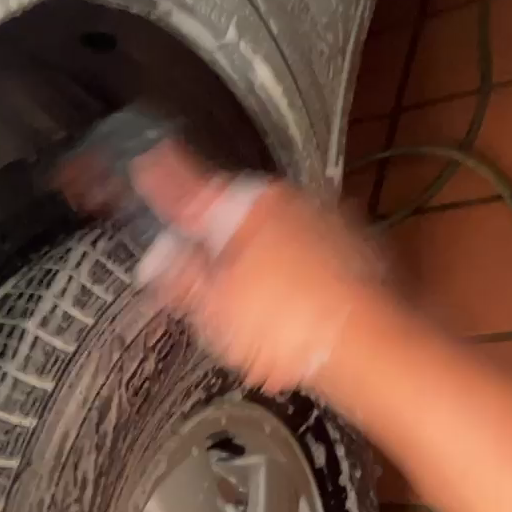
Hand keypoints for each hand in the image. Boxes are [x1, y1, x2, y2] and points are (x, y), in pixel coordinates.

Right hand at [122, 142, 397, 391]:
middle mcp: (288, 203)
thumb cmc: (291, 328)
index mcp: (247, 208)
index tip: (146, 165)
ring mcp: (324, 223)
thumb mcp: (213, 310)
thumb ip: (179, 277)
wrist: (365, 346)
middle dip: (214, 249)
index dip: (161, 180)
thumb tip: (157, 259)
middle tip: (200, 288)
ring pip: (270, 241)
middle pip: (232, 219)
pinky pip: (304, 260)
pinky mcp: (352, 250)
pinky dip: (289, 282)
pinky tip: (283, 320)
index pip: (188, 188)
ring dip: (254, 269)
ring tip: (249, 320)